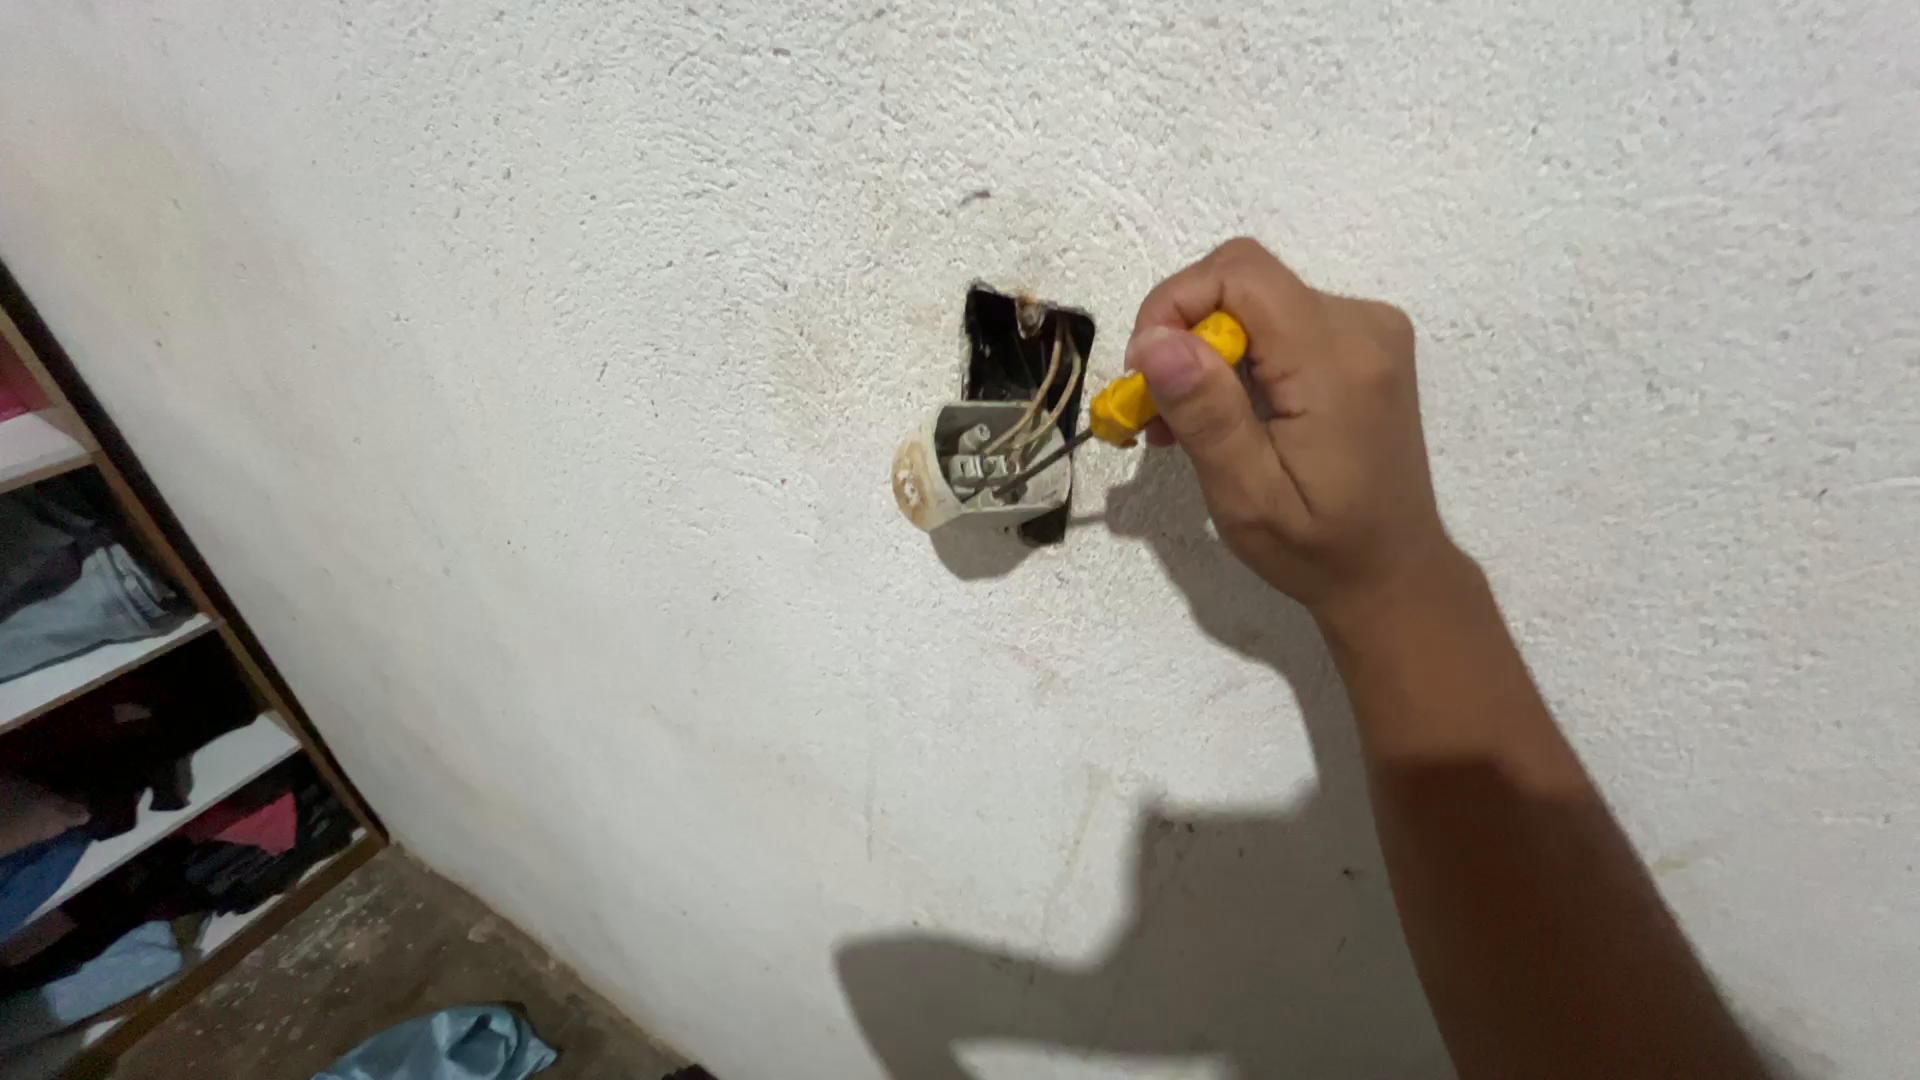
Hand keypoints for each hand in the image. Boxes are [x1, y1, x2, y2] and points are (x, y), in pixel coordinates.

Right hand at [1126, 238, 1465, 622]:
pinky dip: (1233, 358)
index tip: (1142, 372)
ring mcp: (1365, 331)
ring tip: (1179, 424)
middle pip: (1244, 280)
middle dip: (1181, 331)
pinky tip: (1219, 413)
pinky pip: (1276, 324)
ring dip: (1202, 351)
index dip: (1173, 304)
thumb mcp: (1248, 497)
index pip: (1240, 274)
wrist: (1390, 569)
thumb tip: (1154, 341)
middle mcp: (1361, 326)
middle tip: (1154, 405)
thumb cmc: (1317, 548)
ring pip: (1254, 301)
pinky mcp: (1358, 345)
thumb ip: (1207, 414)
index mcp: (1336, 361)